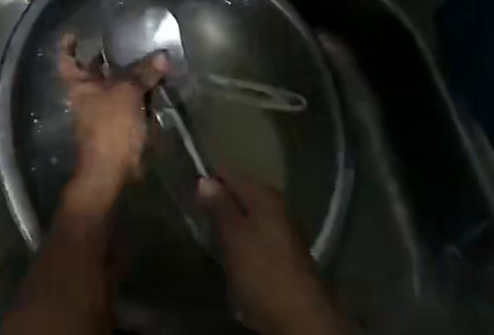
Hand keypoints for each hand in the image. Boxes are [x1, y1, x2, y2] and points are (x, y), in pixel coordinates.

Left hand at [57, 35, 166, 199]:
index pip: (69, 62)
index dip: (69, 47)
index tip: (74, 33)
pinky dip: (141, 94)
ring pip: (116, 88)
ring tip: (150, 59)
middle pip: (96, 73)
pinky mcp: (120, 127)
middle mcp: (88, 98)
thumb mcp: (127, 93)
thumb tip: (162, 57)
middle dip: (110, 60)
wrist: (111, 172)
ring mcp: (103, 113)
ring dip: (131, 76)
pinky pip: (131, 103)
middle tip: (126, 41)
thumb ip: (143, 73)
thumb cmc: (110, 127)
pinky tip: (157, 85)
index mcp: (80, 87)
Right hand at [197, 174, 346, 334]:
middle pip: (241, 196)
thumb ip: (220, 207)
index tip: (191, 196)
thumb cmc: (263, 272)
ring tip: (214, 240)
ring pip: (250, 218)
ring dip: (232, 226)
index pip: (230, 175)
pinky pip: (257, 237)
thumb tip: (204, 178)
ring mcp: (283, 229)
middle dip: (221, 205)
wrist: (301, 317)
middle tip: (200, 220)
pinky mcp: (285, 254)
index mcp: (264, 195)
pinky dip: (244, 243)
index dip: (209, 183)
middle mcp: (277, 205)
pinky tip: (236, 257)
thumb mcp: (234, 237)